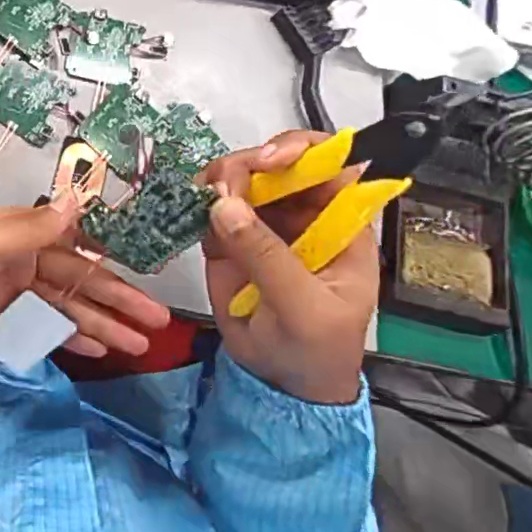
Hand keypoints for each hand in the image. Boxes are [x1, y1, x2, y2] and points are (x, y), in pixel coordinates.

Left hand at [0, 192, 167, 357]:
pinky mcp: (0, 322)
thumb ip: (30, 229)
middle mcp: (17, 260)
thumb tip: (76, 197)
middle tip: (159, 320)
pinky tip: (101, 350)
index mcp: (12, 233)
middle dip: (116, 297)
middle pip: (76, 278)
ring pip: (66, 307)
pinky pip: (44, 328)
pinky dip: (71, 337)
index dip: (107, 252)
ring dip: (102, 324)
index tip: (146, 265)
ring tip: (142, 345)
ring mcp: (10, 293)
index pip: (69, 238)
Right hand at [198, 131, 375, 403]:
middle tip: (223, 184)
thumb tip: (223, 204)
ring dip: (220, 177)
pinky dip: (198, 199)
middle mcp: (301, 216)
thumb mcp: (301, 307)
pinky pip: (211, 205)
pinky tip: (192, 208)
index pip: (334, 168)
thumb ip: (266, 256)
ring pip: (241, 178)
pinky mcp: (227, 239)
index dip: (307, 151)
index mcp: (339, 226)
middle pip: (279, 163)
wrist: (278, 380)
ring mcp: (262, 225)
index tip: (273, 158)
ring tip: (205, 197)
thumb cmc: (313, 348)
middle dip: (250, 163)